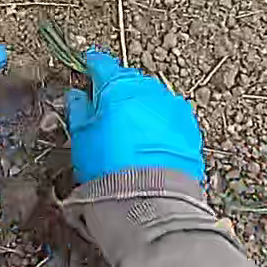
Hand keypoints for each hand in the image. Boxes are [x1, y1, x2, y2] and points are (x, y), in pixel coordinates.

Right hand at [64, 49, 203, 185]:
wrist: (149, 201)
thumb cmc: (109, 169)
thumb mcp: (83, 138)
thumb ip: (80, 110)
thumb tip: (78, 96)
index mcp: (118, 86)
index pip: (102, 65)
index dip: (93, 65)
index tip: (88, 67)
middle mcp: (148, 90)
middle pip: (129, 80)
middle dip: (118, 88)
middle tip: (106, 106)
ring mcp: (171, 108)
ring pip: (151, 97)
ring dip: (140, 105)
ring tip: (129, 128)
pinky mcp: (188, 127)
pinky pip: (169, 116)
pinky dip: (159, 122)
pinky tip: (149, 140)